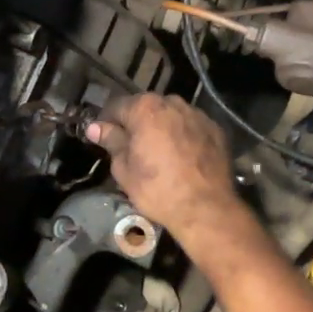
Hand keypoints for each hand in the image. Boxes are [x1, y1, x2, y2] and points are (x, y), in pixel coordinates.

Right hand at [85, 94, 241, 246]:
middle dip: (136, 123)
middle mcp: (173, 103)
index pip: (116, 106)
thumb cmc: (158, 189)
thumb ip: (111, 141)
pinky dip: (183, 136)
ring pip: (170, 116)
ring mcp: (197, 114)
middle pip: (146, 108)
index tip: (103, 137)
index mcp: (146, 108)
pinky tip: (181, 157)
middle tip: (131, 148)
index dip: (106, 122)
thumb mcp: (124, 169)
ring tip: (158, 153)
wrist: (207, 208)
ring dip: (161, 128)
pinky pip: (191, 127)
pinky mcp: (216, 129)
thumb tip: (96, 127)